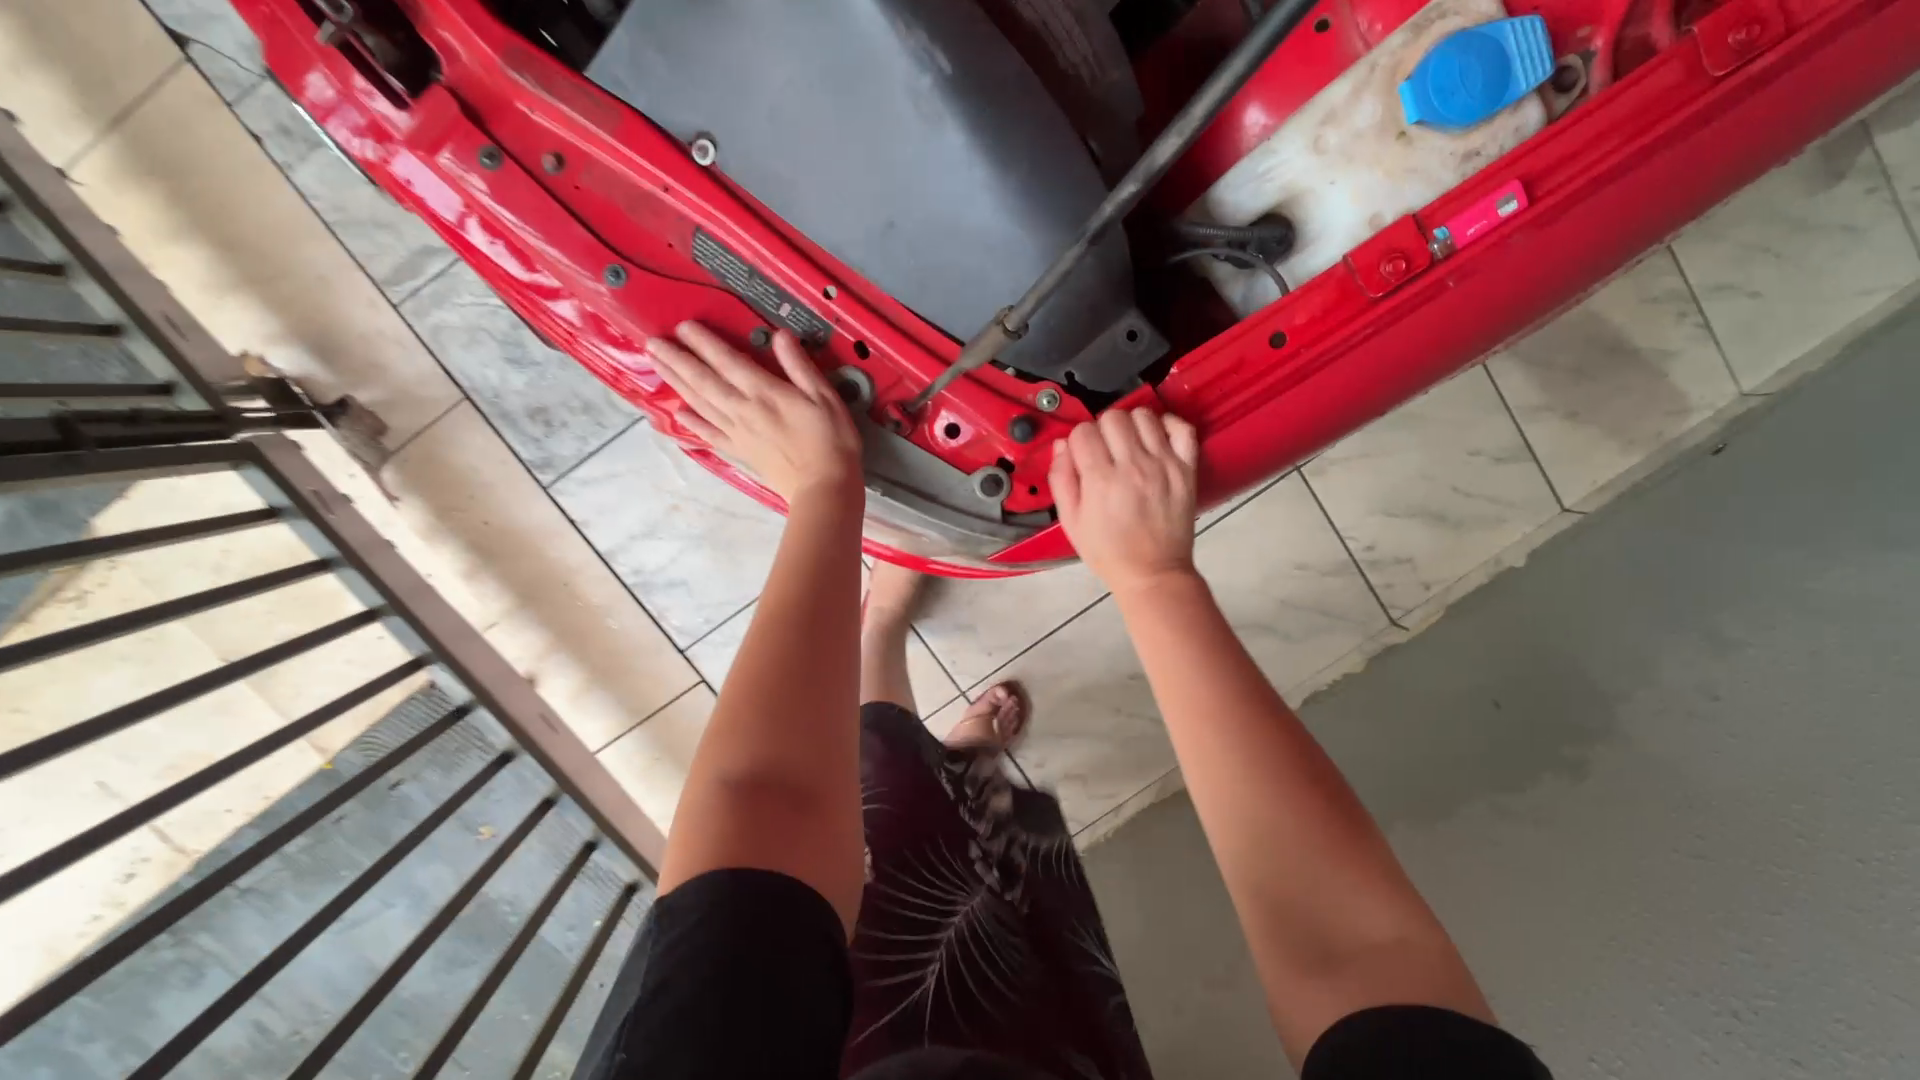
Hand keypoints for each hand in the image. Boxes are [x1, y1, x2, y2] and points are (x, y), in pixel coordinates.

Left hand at [647, 322, 862, 502]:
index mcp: (764, 392)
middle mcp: (742, 410)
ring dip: (676, 382)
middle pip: (704, 380)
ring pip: (700, 403)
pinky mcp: (739, 452)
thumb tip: (780, 335)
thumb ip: (799, 365)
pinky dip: (691, 422)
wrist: (823, 488)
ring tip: (657, 364)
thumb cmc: (831, 440)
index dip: (704, 342)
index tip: (683, 326)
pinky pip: (708, 434)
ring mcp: (737, 432)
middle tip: (652, 342)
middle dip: (678, 359)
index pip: (727, 361)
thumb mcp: (824, 396)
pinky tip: (678, 412)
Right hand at [1049, 408, 1201, 595]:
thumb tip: (1061, 446)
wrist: (1152, 573)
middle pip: (1113, 417)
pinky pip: (1182, 428)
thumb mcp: (1071, 522)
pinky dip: (1168, 423)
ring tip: (1129, 444)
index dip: (1078, 441)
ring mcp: (1164, 465)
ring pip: (1144, 416)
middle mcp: (1133, 466)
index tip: (1082, 456)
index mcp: (1101, 480)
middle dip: (1102, 429)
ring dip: (1131, 424)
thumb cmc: (1109, 552)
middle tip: (1105, 450)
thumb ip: (1061, 480)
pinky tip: (1156, 436)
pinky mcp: (1186, 469)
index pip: (1083, 432)